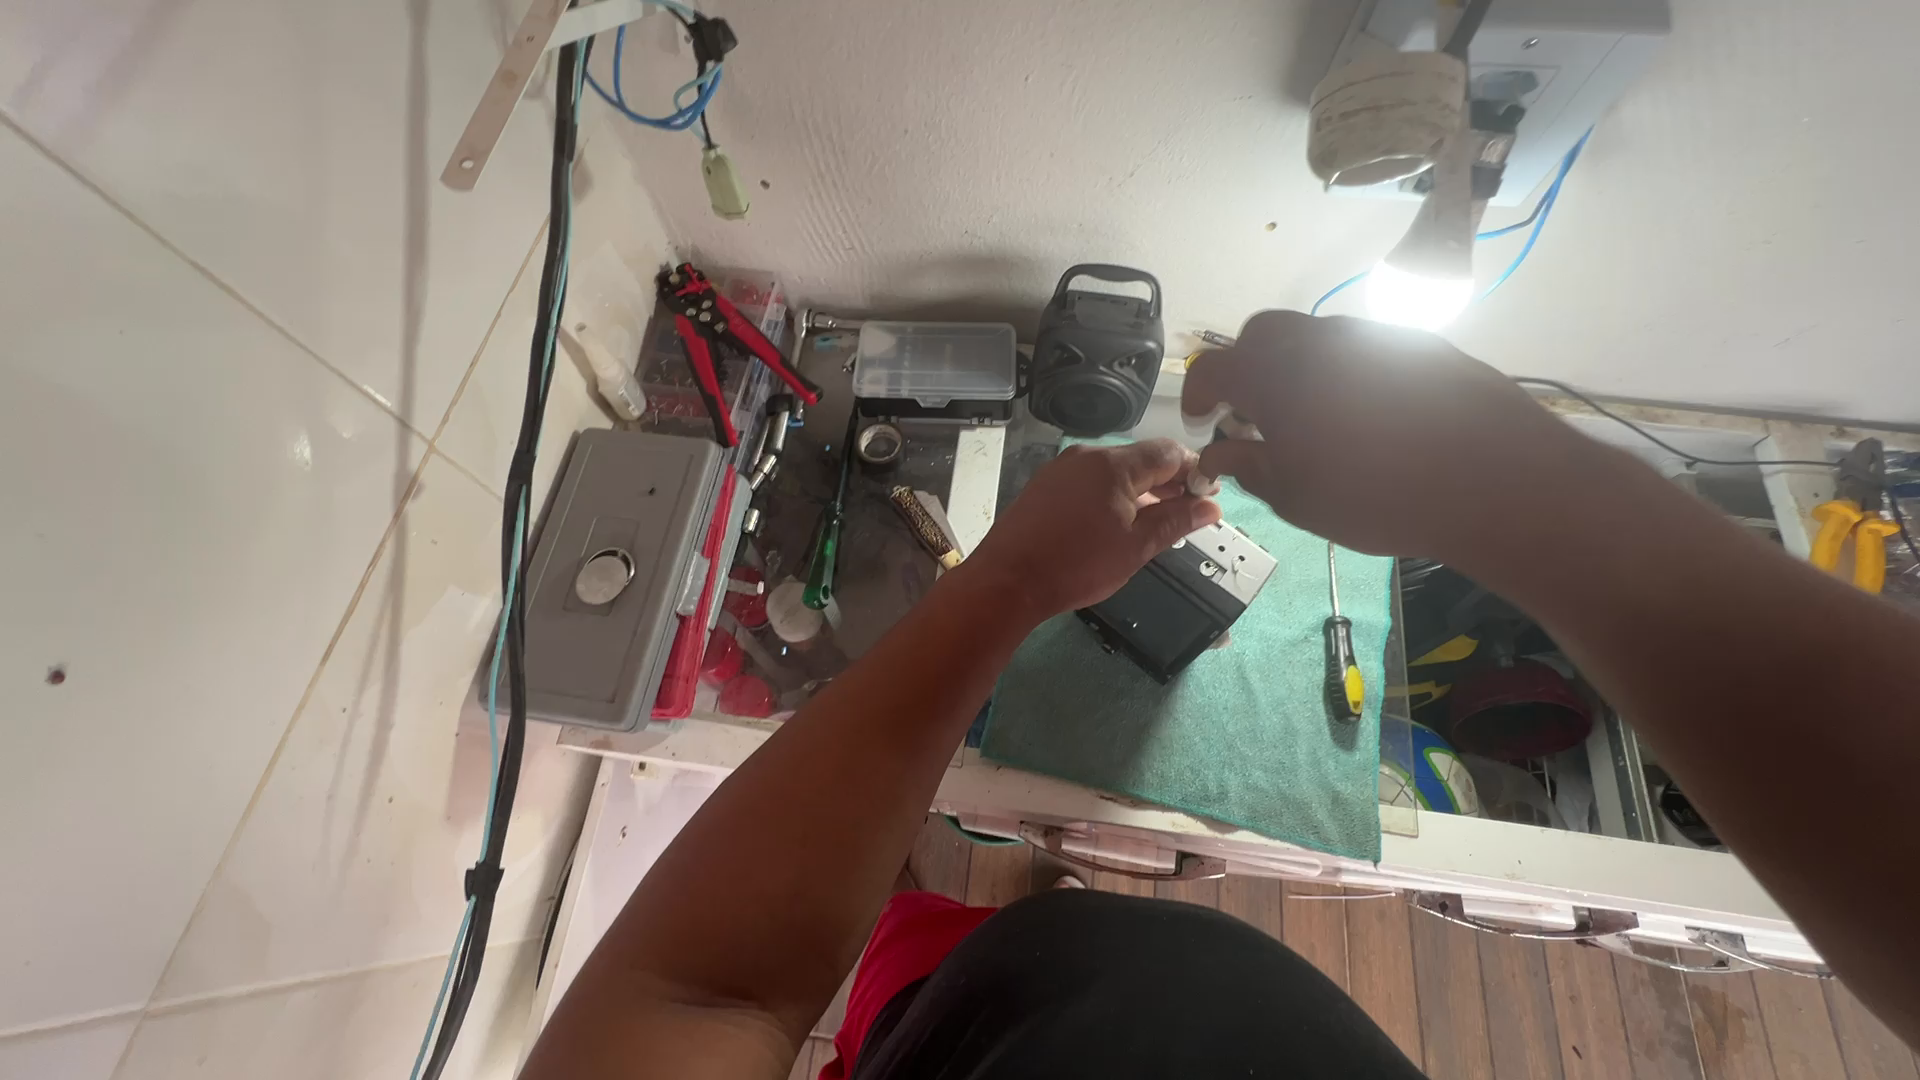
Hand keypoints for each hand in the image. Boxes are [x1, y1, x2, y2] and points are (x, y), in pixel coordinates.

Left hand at [961, 439, 1221, 621]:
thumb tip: (1211, 507)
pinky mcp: (1044, 487)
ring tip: (1158, 519)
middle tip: (1190, 509)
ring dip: (1140, 490)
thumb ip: (1175, 521)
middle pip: (1139, 459)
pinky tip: (1118, 520)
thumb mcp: (1135, 547)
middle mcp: (1086, 456)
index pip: (1168, 452)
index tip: (1210, 494)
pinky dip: (1111, 496)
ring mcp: (1060, 470)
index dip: (1195, 470)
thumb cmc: (1077, 565)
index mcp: (1113, 464)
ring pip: (1113, 472)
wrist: (1007, 581)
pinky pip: (1089, 482)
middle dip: (1169, 481)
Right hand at [1183, 311, 1583, 562]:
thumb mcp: (1293, 496)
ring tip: (1311, 420)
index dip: (1197, 393)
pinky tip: (1365, 418)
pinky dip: (1342, 373)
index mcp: (1274, 376)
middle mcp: (1318, 341)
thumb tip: (1217, 452)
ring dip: (1295, 368)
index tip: (1201, 420)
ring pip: (1314, 336)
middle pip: (1261, 334)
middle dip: (1244, 368)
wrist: (1496, 482)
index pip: (1214, 367)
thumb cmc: (1374, 496)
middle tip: (1252, 414)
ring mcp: (1372, 336)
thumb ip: (1246, 467)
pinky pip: (1362, 349)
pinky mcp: (1419, 344)